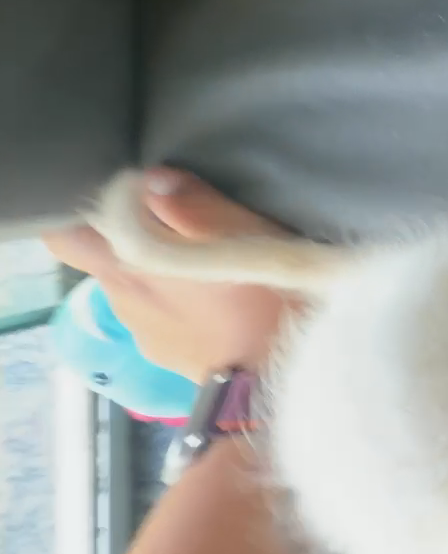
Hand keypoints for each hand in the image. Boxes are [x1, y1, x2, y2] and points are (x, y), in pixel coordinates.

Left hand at [44, 168, 296, 381]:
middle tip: (171, 218)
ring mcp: (138, 326)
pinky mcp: (160, 347)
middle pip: (99, 254)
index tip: (130, 193)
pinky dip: (175, 297)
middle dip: (123, 233)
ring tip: (204, 259)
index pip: (67, 230)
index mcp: (130, 264)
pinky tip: (215, 299)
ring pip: (131, 282)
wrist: (273, 376)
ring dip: (155, 266)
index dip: (92, 209)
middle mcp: (119, 294)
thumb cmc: (266, 298)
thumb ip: (200, 207)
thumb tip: (154, 177)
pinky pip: (155, 310)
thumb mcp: (250, 240)